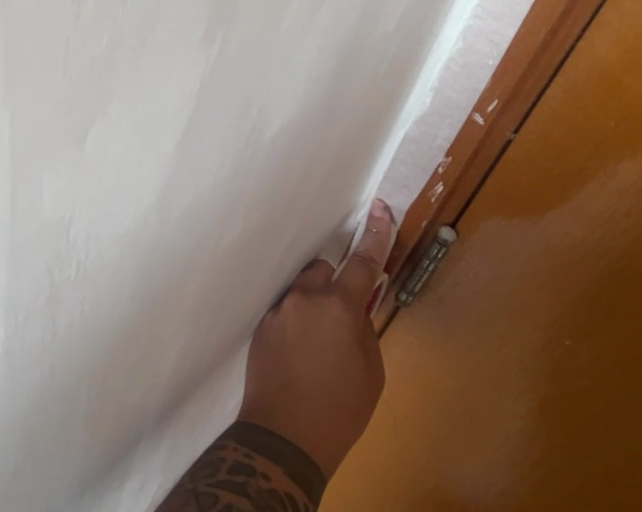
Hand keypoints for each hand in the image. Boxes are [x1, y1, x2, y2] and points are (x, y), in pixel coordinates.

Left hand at [236, 199, 397, 477]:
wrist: (285, 433)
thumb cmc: (341, 408)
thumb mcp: (370, 371)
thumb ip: (365, 328)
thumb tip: (359, 306)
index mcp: (339, 306)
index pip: (363, 262)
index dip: (375, 235)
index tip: (380, 208)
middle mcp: (304, 298)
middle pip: (323, 272)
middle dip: (335, 287)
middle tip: (344, 321)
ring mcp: (278, 310)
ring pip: (301, 292)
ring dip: (313, 306)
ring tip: (319, 345)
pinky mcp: (261, 325)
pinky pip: (285, 312)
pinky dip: (296, 323)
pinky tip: (301, 355)